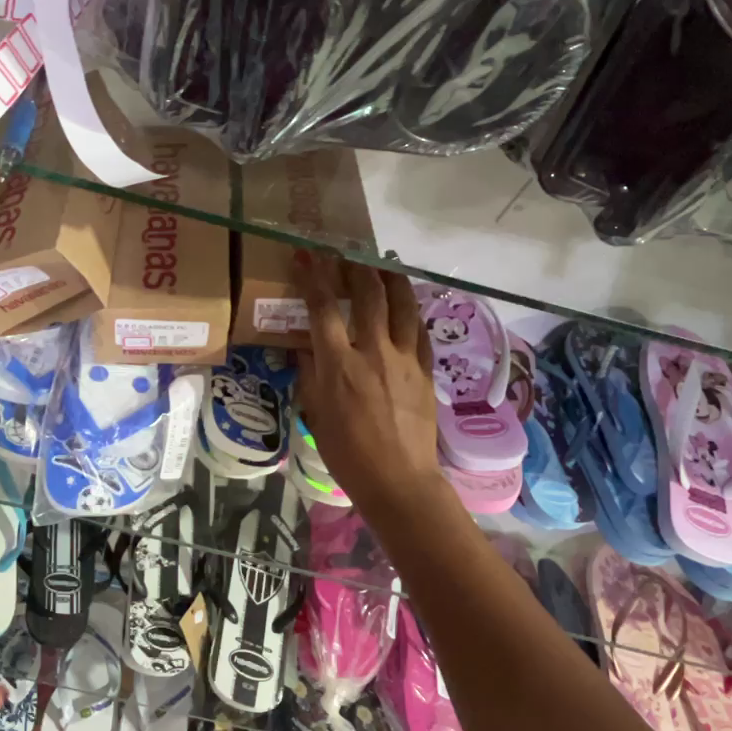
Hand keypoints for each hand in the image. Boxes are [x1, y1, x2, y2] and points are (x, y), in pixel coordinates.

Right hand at [292, 251, 442, 505]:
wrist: (398, 479)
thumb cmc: (347, 452)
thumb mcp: (315, 412)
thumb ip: (310, 373)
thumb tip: (305, 345)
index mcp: (339, 364)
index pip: (324, 308)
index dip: (314, 277)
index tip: (306, 255)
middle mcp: (373, 352)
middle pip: (368, 294)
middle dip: (355, 267)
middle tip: (347, 252)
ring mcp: (404, 359)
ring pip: (402, 304)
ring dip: (391, 278)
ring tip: (383, 263)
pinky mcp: (425, 370)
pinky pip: (419, 330)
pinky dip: (410, 310)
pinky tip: (406, 303)